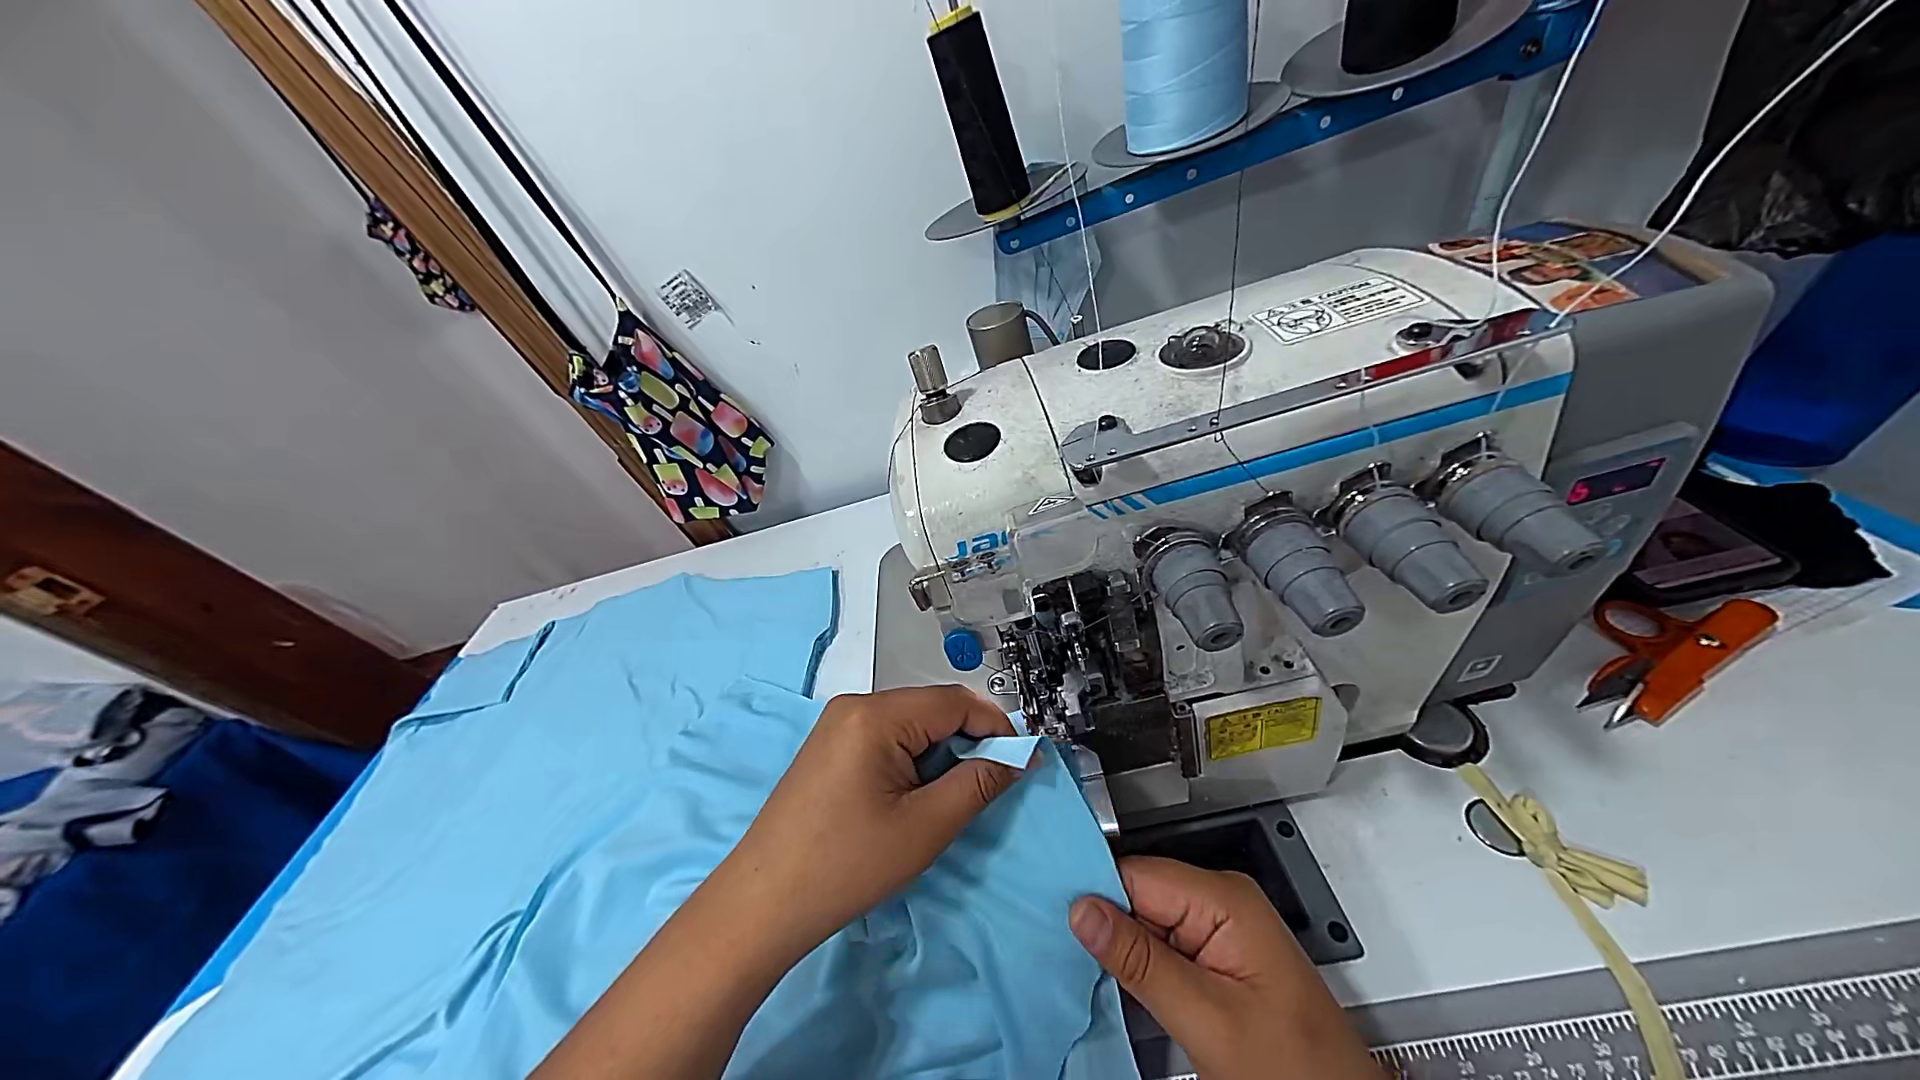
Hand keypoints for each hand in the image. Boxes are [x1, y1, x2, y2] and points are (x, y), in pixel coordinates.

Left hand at [719, 685, 1023, 953]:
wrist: (764, 903)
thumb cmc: (846, 864)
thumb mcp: (925, 826)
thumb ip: (979, 783)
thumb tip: (1018, 758)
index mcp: (875, 714)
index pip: (955, 702)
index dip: (995, 728)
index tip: (1020, 763)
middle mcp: (854, 706)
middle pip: (932, 709)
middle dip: (967, 742)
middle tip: (985, 787)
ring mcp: (837, 724)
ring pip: (911, 724)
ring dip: (940, 753)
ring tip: (946, 799)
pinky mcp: (830, 746)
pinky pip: (887, 737)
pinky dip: (912, 759)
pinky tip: (912, 796)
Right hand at [1070, 857, 1381, 1079]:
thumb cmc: (1295, 1069)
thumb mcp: (1207, 1018)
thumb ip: (1140, 960)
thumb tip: (1082, 910)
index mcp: (1223, 898)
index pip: (1135, 874)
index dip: (1095, 895)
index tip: (1056, 916)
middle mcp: (1218, 900)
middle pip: (1137, 892)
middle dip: (1104, 922)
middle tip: (1069, 953)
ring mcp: (1215, 925)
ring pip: (1143, 918)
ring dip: (1119, 946)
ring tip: (1093, 971)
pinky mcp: (1210, 951)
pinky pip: (1158, 941)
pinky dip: (1136, 961)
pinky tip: (1121, 980)